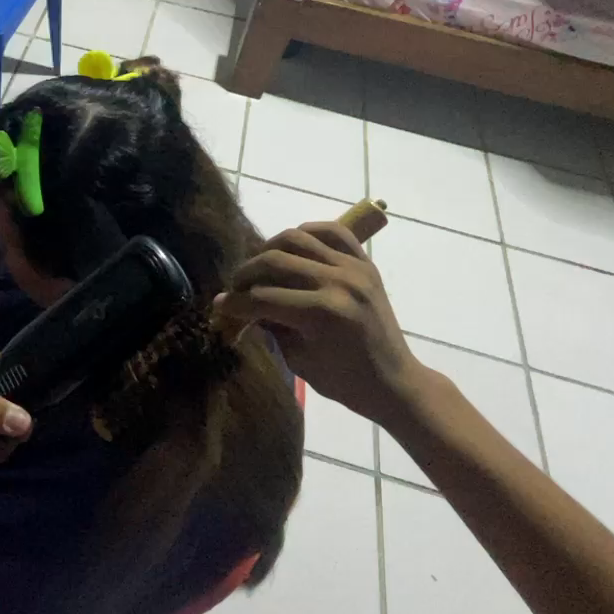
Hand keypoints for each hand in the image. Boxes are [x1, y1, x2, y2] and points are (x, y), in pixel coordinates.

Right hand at [215, 223, 425, 425]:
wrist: (395, 382)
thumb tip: (239, 304)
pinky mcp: (365, 262)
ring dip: (269, 249)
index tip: (218, 306)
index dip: (235, 303)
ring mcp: (354, 267)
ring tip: (260, 266)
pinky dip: (306, 232)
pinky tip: (293, 248)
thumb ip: (269, 325)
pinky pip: (331, 231)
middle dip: (246, 274)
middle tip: (235, 288)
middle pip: (274, 261)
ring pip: (297, 237)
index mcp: (322, 313)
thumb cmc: (344, 382)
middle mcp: (338, 282)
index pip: (262, 298)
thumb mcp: (298, 359)